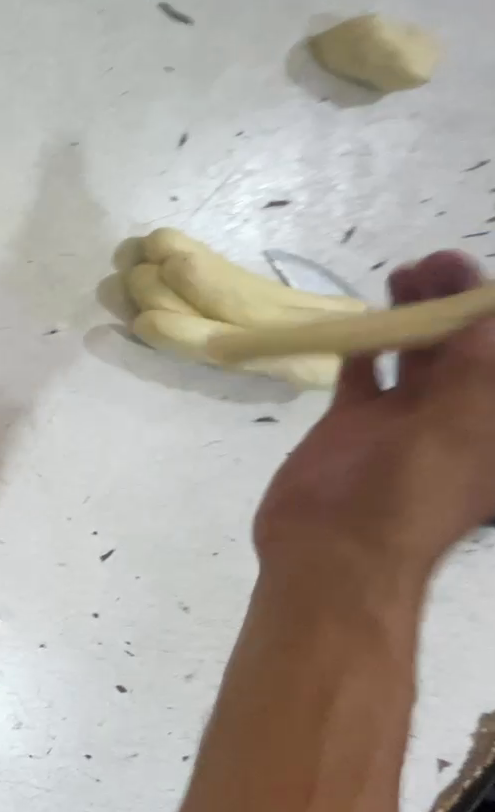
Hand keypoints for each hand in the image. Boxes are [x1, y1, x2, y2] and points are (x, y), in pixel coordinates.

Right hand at [254, 251, 494, 590]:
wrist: (332, 548)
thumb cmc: (405, 497)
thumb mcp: (458, 429)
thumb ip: (478, 368)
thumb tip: (488, 311)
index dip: (489, 306)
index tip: (466, 272)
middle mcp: (460, 411)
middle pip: (466, 344)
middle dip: (454, 302)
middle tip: (429, 263)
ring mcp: (403, 418)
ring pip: (416, 355)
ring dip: (410, 318)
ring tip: (398, 279)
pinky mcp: (351, 426)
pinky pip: (364, 379)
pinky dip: (362, 352)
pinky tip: (356, 328)